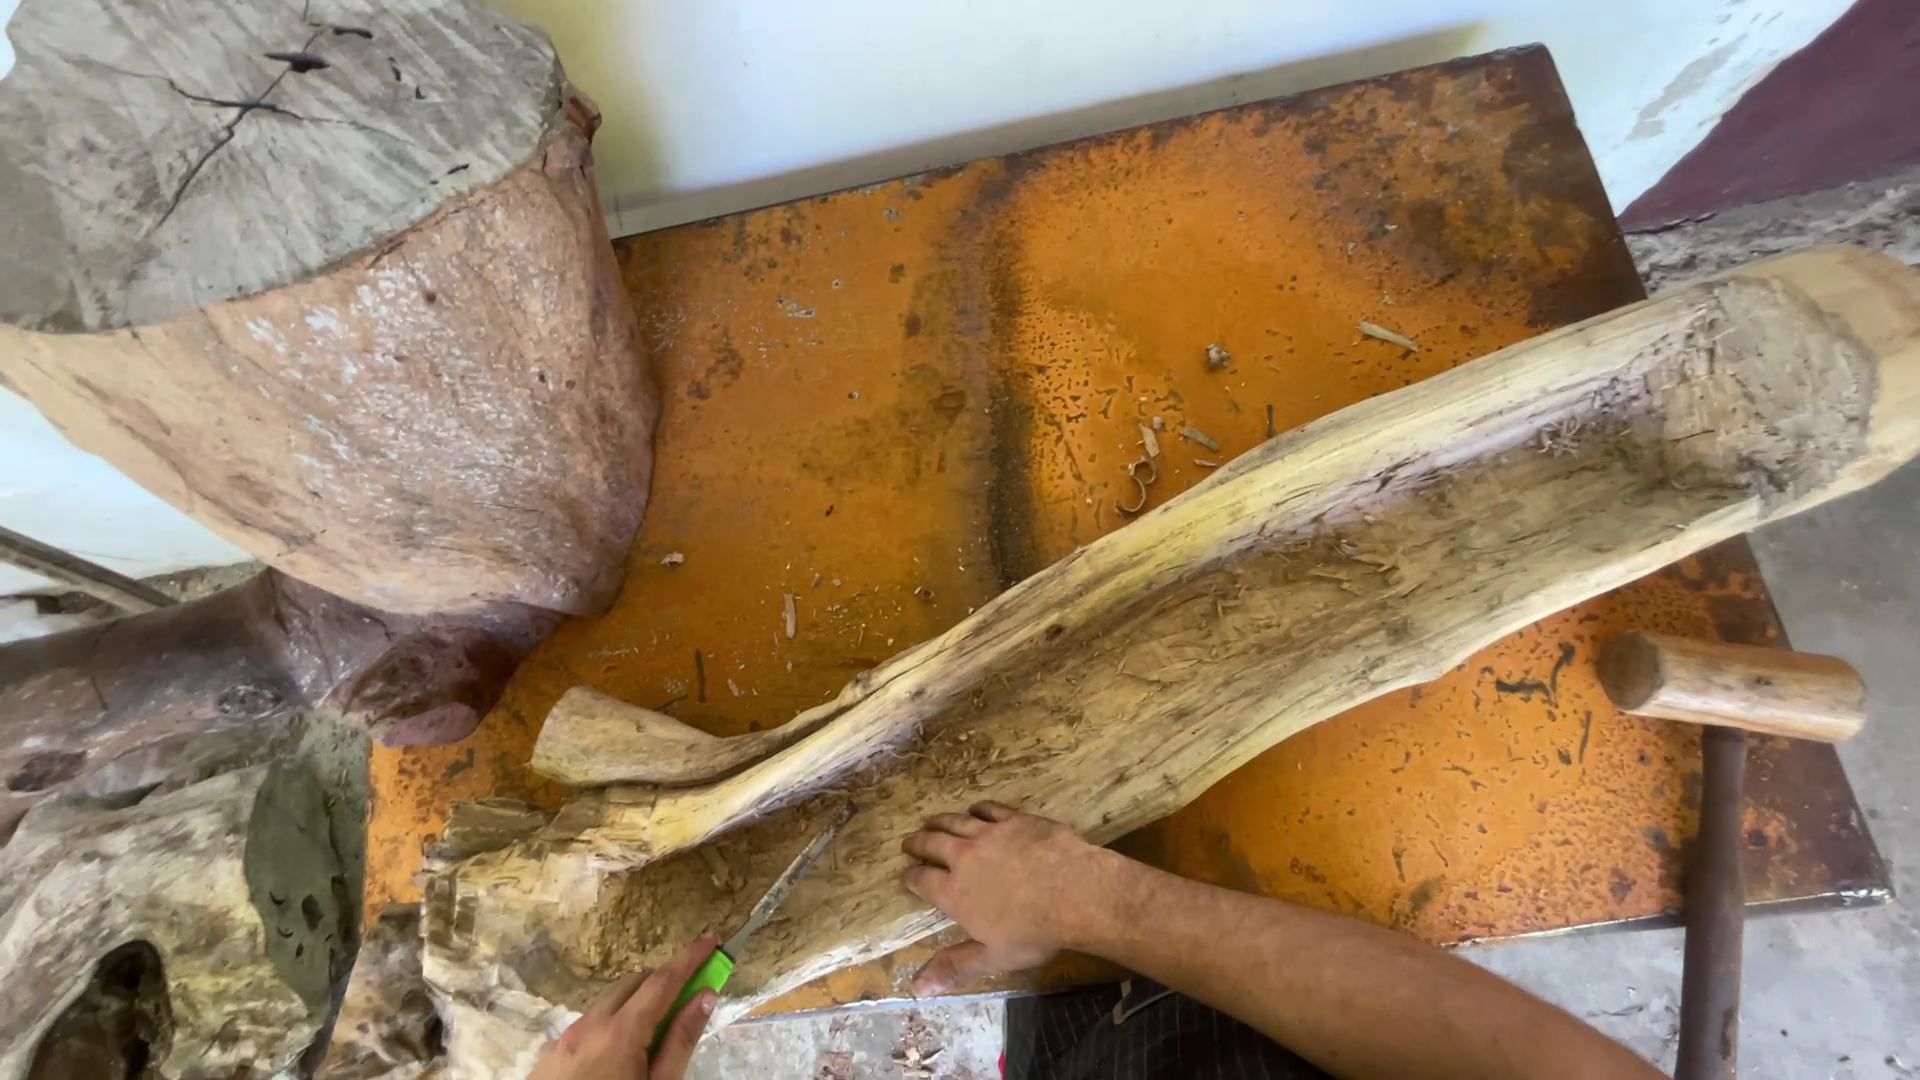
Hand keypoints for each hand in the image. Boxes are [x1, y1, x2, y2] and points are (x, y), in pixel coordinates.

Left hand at [529, 936, 718, 1079]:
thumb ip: (681, 1040)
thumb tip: (706, 995)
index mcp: (620, 1033)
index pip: (664, 980)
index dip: (691, 957)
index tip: (712, 939)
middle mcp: (588, 1026)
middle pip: (634, 982)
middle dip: (663, 980)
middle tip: (688, 996)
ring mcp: (562, 1042)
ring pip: (608, 1001)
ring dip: (635, 1002)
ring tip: (652, 1034)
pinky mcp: (546, 1060)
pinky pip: (586, 1024)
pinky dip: (610, 1023)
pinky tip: (617, 1057)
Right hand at [899, 802, 1123, 994]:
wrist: (1073, 892)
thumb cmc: (1033, 931)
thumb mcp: (992, 957)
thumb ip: (953, 966)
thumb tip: (917, 987)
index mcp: (955, 892)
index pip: (923, 881)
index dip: (911, 877)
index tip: (904, 874)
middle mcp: (965, 857)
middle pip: (933, 843)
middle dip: (918, 843)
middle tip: (909, 841)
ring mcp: (989, 833)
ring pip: (956, 822)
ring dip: (940, 821)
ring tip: (930, 821)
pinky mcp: (1014, 819)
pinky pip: (989, 809)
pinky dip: (977, 809)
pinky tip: (975, 809)